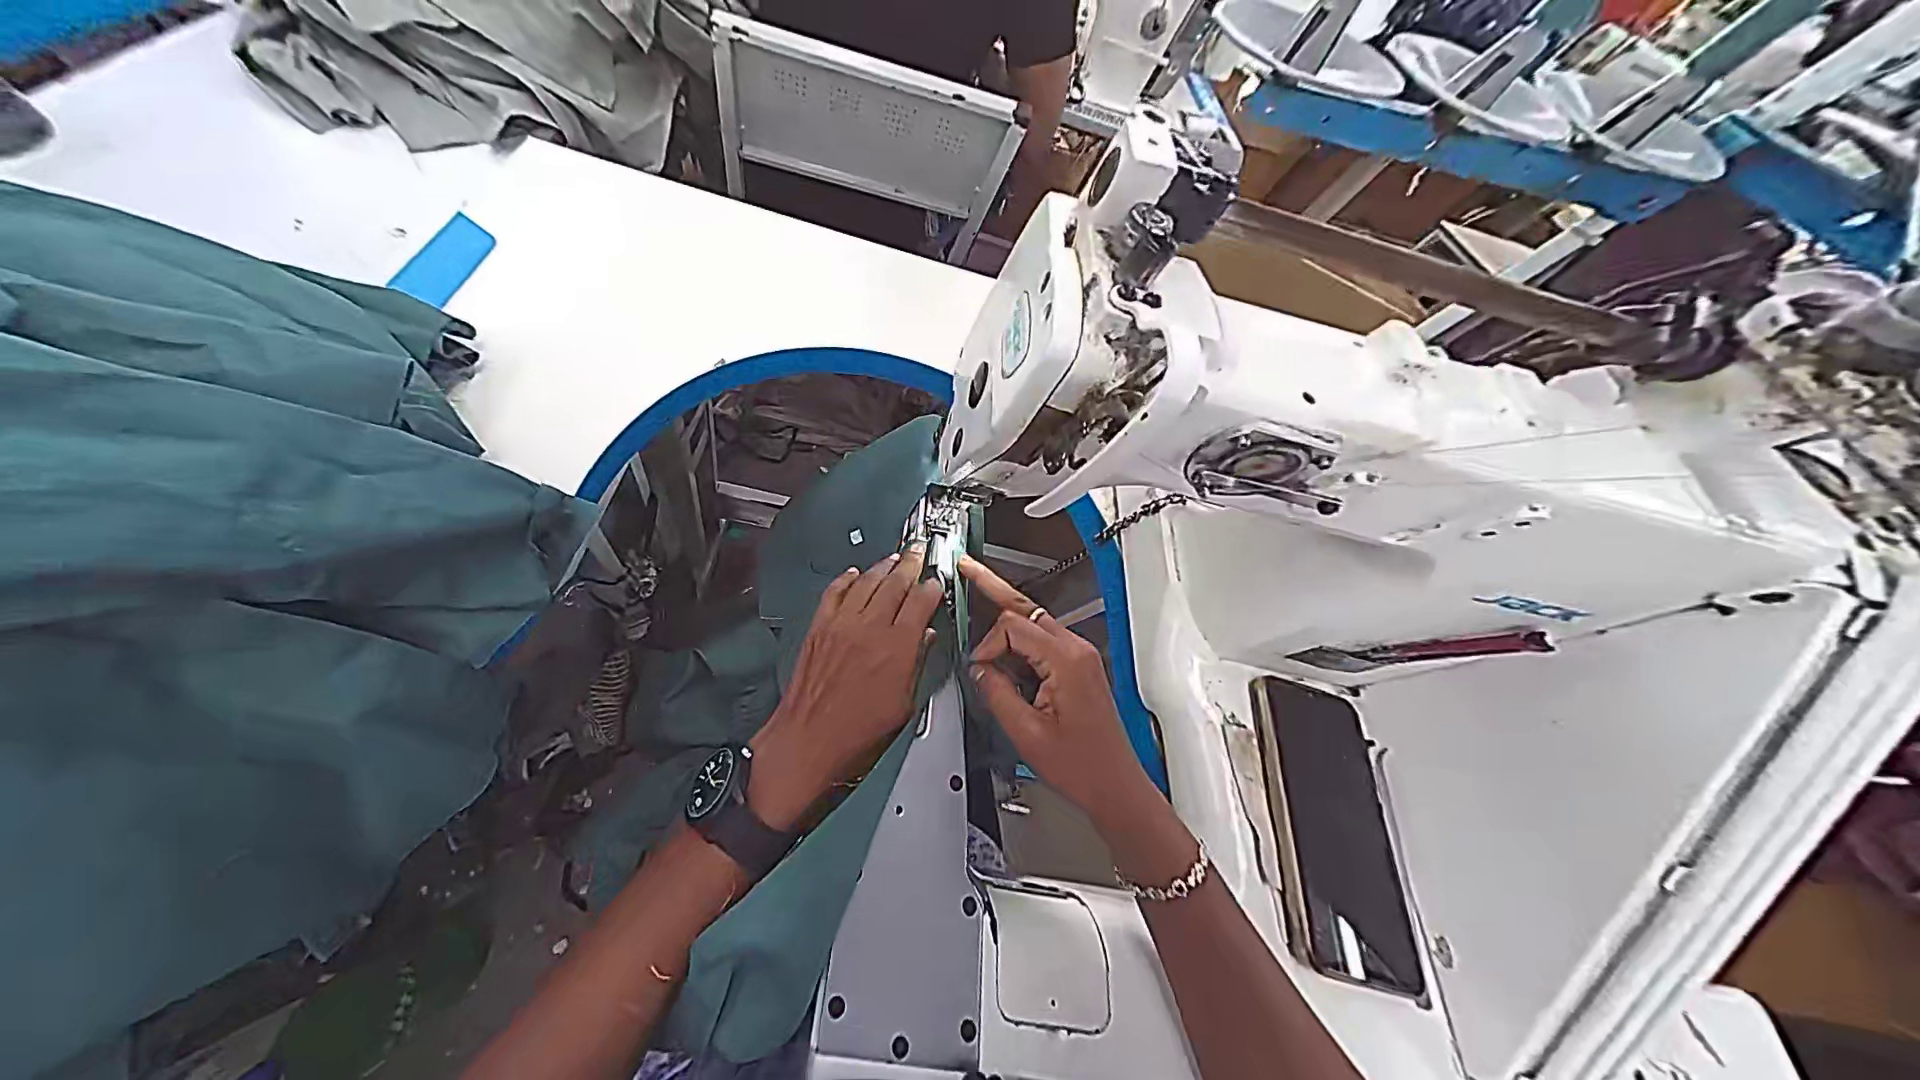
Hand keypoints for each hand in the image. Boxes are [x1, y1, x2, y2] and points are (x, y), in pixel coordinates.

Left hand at [748, 547, 943, 830]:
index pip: (921, 601)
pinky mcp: (819, 627)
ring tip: (894, 558)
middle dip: (911, 564)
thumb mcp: (904, 703)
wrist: (809, 737)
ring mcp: (842, 624)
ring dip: (883, 566)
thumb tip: (926, 640)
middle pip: (895, 582)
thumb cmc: (856, 729)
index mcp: (897, 648)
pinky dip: (846, 578)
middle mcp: (869, 629)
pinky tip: (854, 573)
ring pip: (866, 581)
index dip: (933, 587)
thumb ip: (917, 664)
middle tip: (919, 552)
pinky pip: (834, 592)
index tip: (937, 583)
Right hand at [960, 555, 1196, 883]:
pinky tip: (1001, 657)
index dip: (986, 644)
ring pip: (1034, 623)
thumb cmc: (1082, 766)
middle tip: (968, 569)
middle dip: (993, 589)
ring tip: (977, 605)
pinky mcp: (1078, 668)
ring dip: (1004, 624)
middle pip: (1026, 610)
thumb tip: (977, 668)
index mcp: (1067, 660)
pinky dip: (1018, 645)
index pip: (1013, 626)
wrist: (1114, 785)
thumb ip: (995, 692)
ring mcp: (1080, 657)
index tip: (976, 668)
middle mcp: (1077, 650)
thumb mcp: (1025, 731)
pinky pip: (1042, 642)